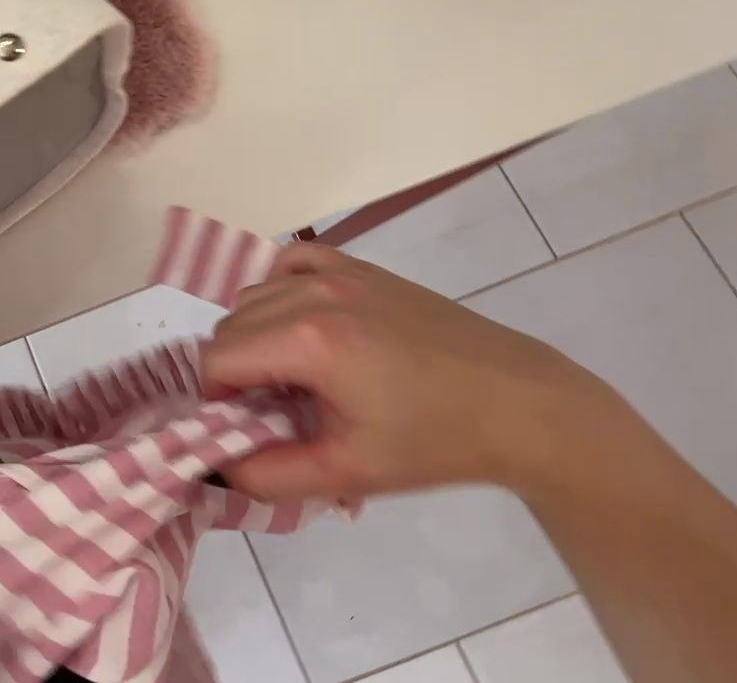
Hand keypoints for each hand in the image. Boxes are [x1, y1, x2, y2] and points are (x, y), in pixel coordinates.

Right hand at [204, 243, 637, 504]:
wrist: (519, 404)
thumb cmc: (434, 442)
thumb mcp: (348, 473)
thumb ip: (269, 474)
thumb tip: (217, 463)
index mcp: (308, 341)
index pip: (217, 360)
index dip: (218, 399)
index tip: (249, 425)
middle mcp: (312, 292)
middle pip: (229, 326)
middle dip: (235, 370)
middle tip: (274, 407)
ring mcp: (337, 271)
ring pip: (253, 295)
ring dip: (254, 334)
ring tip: (296, 372)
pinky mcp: (358, 265)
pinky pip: (289, 262)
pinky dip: (279, 288)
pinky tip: (302, 321)